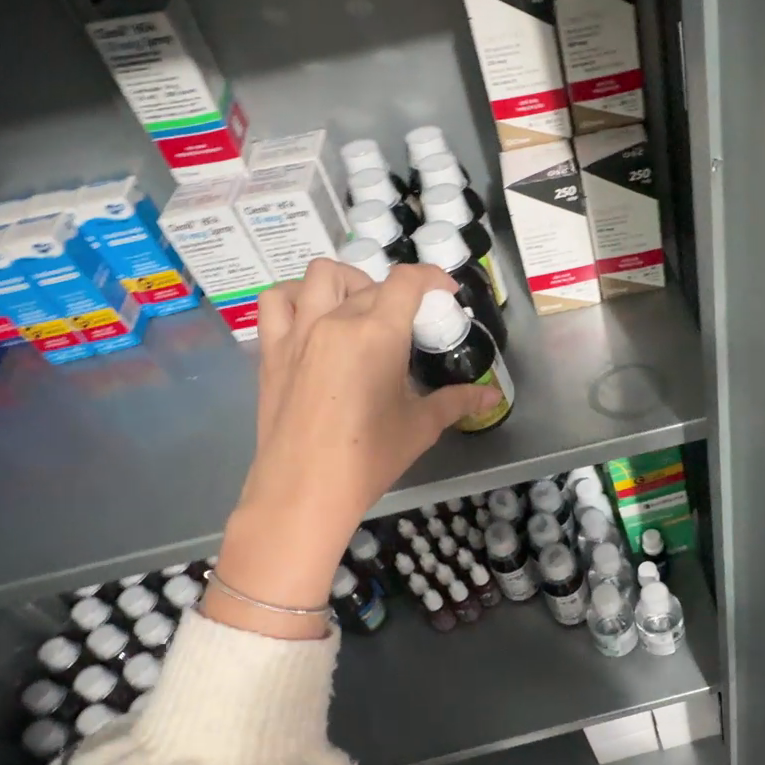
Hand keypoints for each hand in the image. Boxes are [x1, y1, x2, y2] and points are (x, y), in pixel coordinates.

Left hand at [205, 260, 503, 638]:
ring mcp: (298, 332)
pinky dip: (297, 296)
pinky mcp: (272, 349)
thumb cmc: (369, 457)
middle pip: (370, 283)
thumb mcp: (421, 426)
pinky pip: (277, 301)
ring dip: (346, 282)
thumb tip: (492, 395)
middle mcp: (336, 320)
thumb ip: (457, 401)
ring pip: (319, 276)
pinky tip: (313, 315)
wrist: (305, 488)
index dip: (432, 277)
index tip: (445, 292)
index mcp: (378, 334)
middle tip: (409, 323)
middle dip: (396, 294)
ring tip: (359, 307)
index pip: (406, 282)